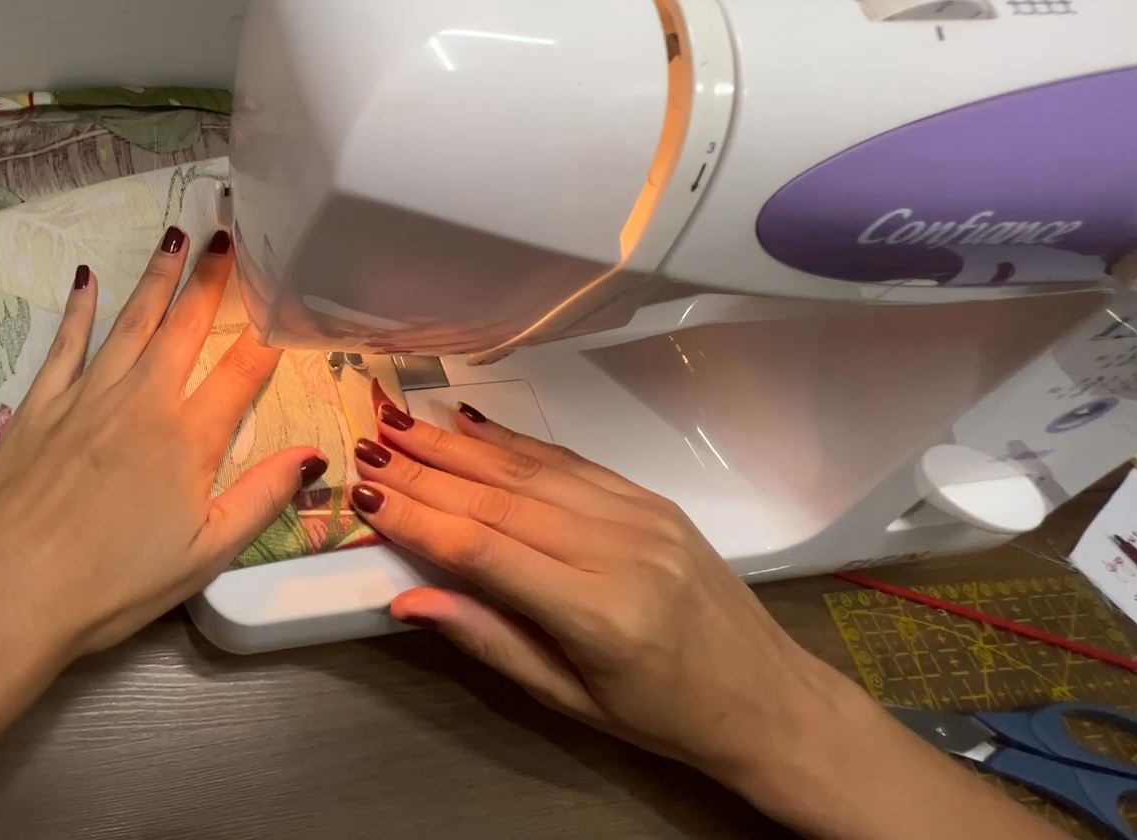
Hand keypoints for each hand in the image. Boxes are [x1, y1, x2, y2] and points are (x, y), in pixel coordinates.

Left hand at [0, 227, 323, 807]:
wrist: (5, 593)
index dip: (266, 334)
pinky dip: (79, 309)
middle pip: (184, 326)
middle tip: (226, 235)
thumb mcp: (205, 555)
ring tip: (175, 237)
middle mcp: (141, 399)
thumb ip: (262, 498)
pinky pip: (66, 343)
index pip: (241, 371)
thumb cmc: (112, 585)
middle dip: (210, 279)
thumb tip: (313, 456)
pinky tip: (86, 278)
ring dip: (155, 277)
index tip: (283, 299)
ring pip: (130, 321)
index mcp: (188, 437)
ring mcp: (86, 395)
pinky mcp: (40, 403)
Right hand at [346, 405, 1069, 839]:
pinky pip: (564, 458)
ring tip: (399, 423)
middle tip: (366, 444)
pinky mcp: (646, 496)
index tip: (363, 494)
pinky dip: (508, 438)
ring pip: (524, 468)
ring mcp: (636, 514)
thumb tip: (406, 599)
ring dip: (453, 444)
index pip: (482, 550)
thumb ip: (485, 639)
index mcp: (598, 612)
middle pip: (496, 497)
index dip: (416, 518)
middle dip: (421, 469)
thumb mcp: (567, 699)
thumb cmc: (661, 715)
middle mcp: (617, 549)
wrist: (773, 700)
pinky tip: (467, 420)